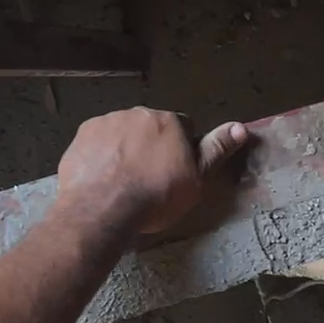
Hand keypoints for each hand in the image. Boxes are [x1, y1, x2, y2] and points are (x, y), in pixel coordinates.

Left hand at [53, 108, 249, 234]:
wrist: (102, 209)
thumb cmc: (154, 198)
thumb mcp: (196, 180)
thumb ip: (216, 150)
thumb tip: (240, 127)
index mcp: (169, 121)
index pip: (182, 128)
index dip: (180, 150)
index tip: (173, 172)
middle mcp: (138, 113)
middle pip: (150, 128)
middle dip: (150, 146)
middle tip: (147, 179)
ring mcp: (107, 121)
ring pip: (122, 132)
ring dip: (125, 148)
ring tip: (122, 180)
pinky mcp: (83, 134)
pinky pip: (98, 140)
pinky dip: (101, 154)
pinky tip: (102, 177)